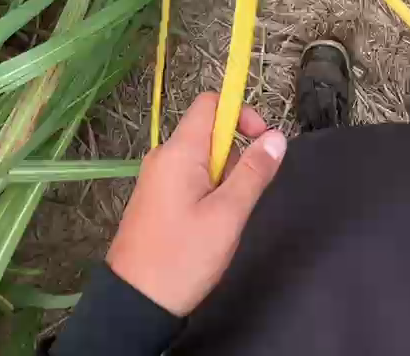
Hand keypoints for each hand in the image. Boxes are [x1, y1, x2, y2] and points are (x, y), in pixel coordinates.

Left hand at [106, 92, 286, 315]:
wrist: (132, 305)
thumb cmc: (182, 257)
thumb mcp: (227, 215)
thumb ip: (253, 172)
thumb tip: (277, 137)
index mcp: (180, 151)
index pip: (210, 103)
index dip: (241, 112)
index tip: (261, 141)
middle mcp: (164, 156)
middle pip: (209, 131)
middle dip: (234, 154)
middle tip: (242, 193)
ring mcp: (156, 177)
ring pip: (201, 158)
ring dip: (222, 176)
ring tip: (224, 218)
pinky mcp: (154, 198)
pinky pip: (188, 177)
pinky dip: (206, 190)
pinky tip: (208, 225)